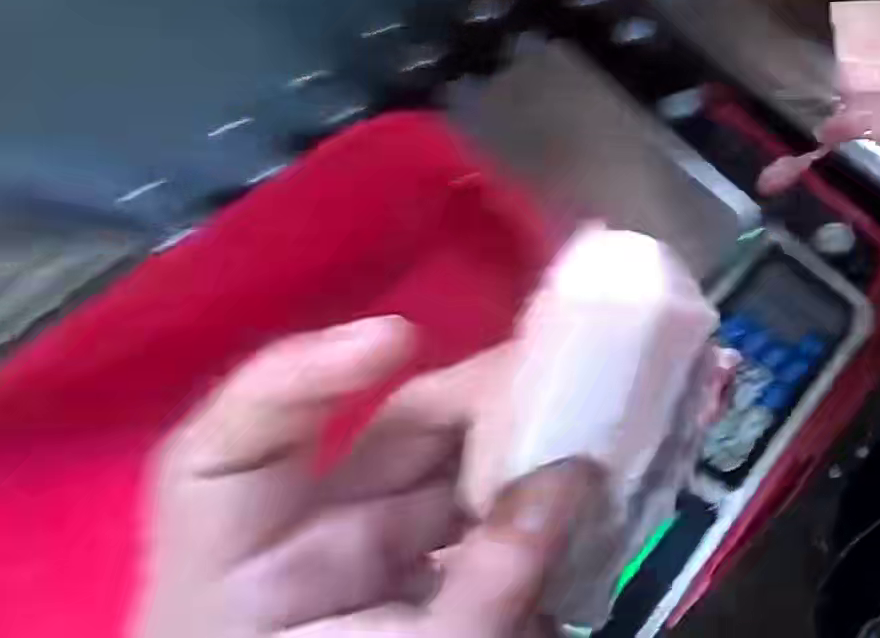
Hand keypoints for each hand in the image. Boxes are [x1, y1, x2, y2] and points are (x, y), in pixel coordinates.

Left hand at [136, 317, 599, 637]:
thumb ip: (491, 582)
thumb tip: (574, 471)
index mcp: (245, 582)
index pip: (230, 454)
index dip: (298, 379)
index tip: (401, 336)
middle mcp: (317, 540)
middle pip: (402, 428)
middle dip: (494, 392)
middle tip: (577, 373)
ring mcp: (393, 545)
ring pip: (472, 452)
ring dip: (543, 428)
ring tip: (612, 407)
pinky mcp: (454, 555)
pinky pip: (511, 490)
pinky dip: (561, 469)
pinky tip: (612, 450)